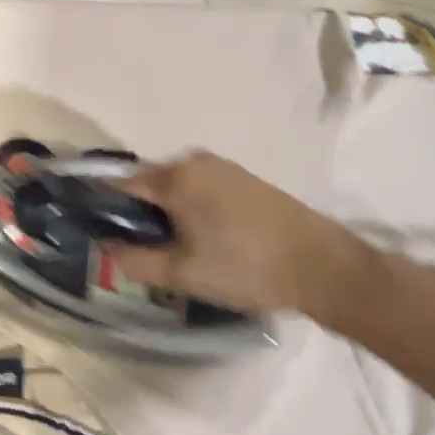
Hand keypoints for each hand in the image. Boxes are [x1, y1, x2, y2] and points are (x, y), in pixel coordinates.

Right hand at [103, 152, 379, 319]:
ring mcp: (225, 167)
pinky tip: (208, 239)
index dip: (108, 208)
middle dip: (142, 212)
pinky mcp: (248, 180)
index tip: (107, 233)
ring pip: (179, 187)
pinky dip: (196, 208)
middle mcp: (194, 160)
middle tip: (146, 249)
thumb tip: (106, 249)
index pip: (121, 184)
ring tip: (179, 248)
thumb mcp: (183, 274)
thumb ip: (136, 261)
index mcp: (174, 176)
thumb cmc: (247, 268)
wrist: (328, 269)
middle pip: (150, 183)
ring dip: (171, 212)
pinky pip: (203, 189)